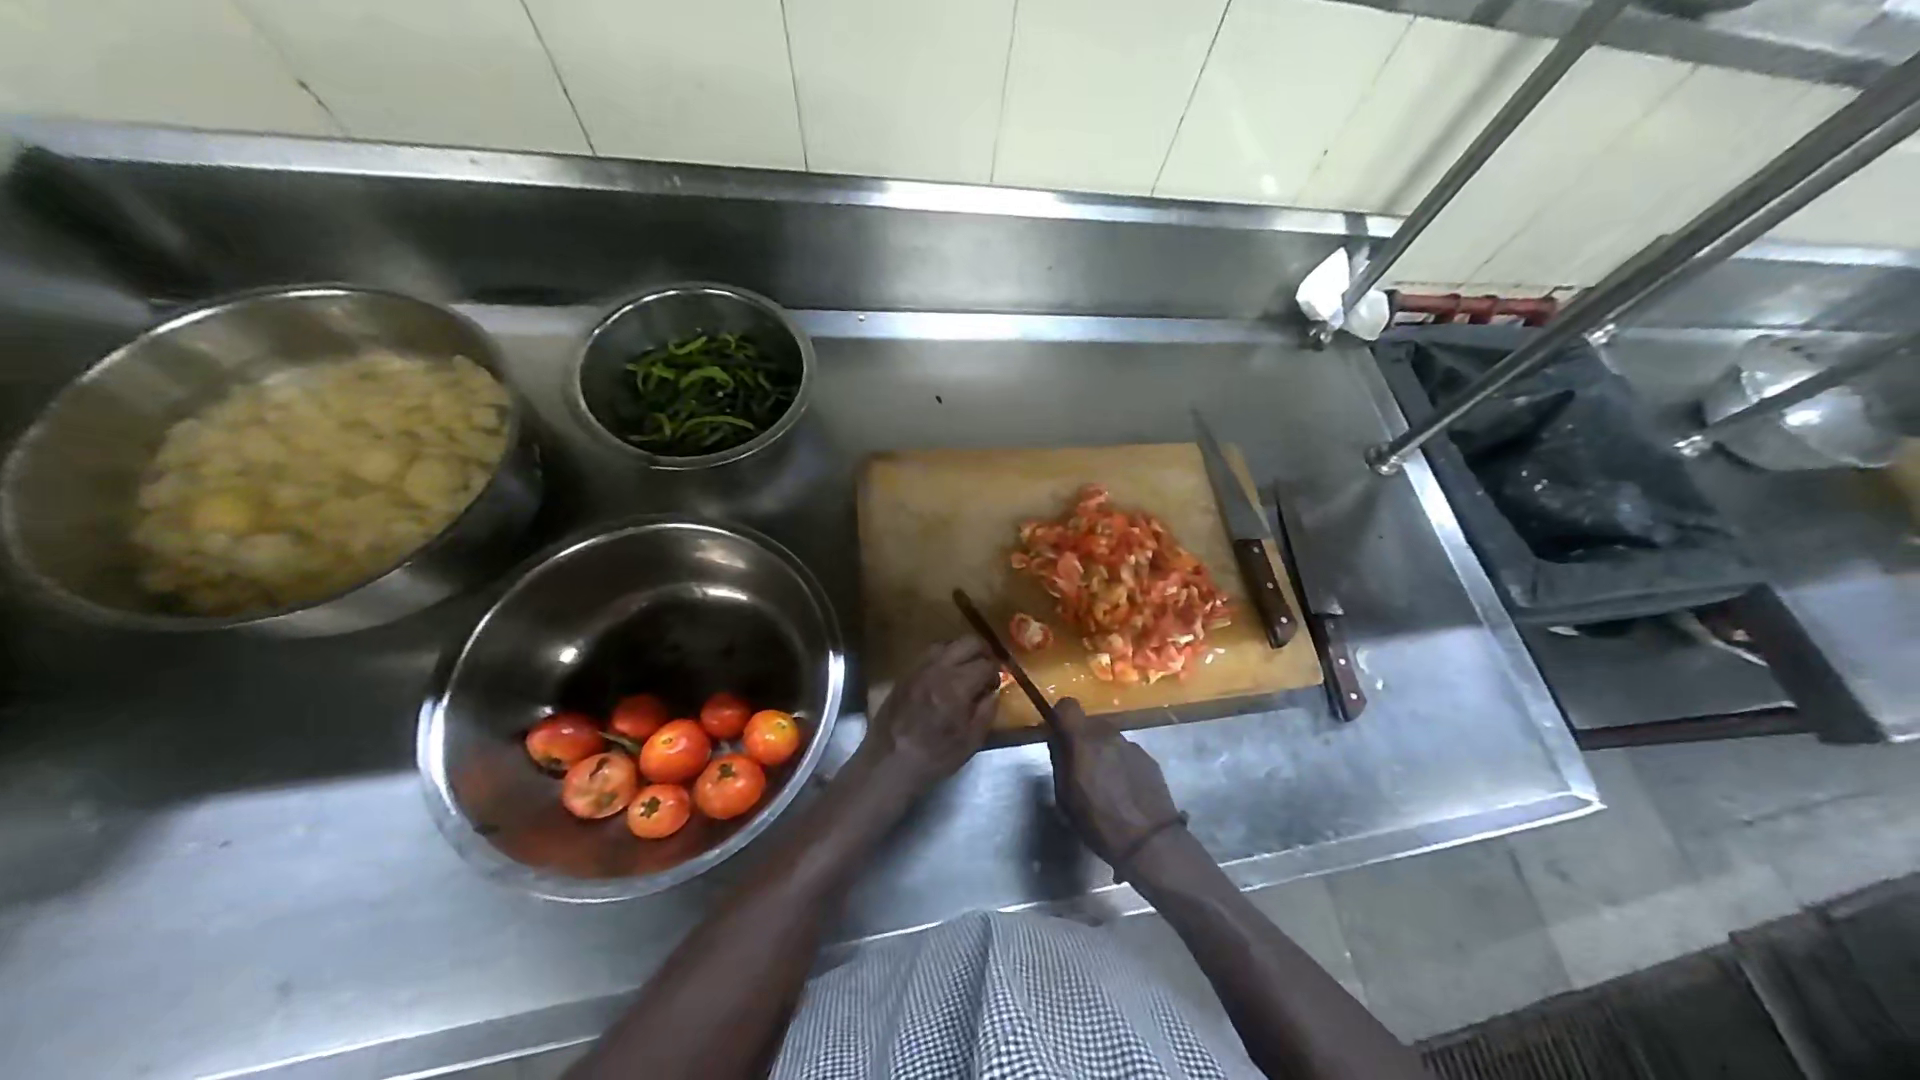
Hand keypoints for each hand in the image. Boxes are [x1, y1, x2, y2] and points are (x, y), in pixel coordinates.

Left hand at [853, 638, 1000, 794]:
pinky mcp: (906, 674)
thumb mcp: (970, 741)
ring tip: (967, 668)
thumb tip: (994, 692)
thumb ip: (986, 712)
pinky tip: (945, 673)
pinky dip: (943, 656)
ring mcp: (919, 668)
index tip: (996, 684)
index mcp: (957, 686)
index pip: (986, 664)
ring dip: (962, 651)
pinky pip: (928, 654)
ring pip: (947, 644)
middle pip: (968, 642)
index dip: (996, 673)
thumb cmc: (934, 756)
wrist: (890, 762)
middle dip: (984, 652)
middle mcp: (938, 669)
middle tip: (987, 668)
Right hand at [1047, 698, 1184, 872]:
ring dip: (1103, 752)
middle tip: (1081, 766)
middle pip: (1090, 723)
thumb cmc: (1097, 822)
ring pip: (1109, 739)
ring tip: (1105, 783)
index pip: (1068, 705)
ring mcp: (1132, 745)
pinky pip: (1126, 753)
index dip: (1061, 717)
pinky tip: (1124, 790)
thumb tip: (1058, 741)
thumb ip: (1060, 760)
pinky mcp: (1149, 759)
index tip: (1060, 735)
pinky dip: (1121, 764)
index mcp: (1083, 740)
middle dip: (1082, 739)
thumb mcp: (1065, 796)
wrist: (1148, 841)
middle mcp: (1108, 735)